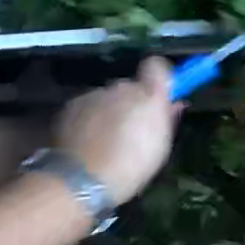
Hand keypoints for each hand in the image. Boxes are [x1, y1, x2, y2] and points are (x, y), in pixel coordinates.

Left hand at [54, 57, 181, 202]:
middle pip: (128, 88)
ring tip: (104, 141)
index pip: (156, 66)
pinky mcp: (71, 105)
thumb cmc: (130, 168)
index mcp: (148, 96)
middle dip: (129, 103)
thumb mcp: (159, 148)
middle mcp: (119, 88)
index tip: (156, 94)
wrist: (82, 179)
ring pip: (105, 98)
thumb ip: (166, 119)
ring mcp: (93, 94)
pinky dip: (87, 119)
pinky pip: (85, 107)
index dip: (156, 78)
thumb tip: (173, 103)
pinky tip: (86, 142)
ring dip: (107, 112)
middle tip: (129, 130)